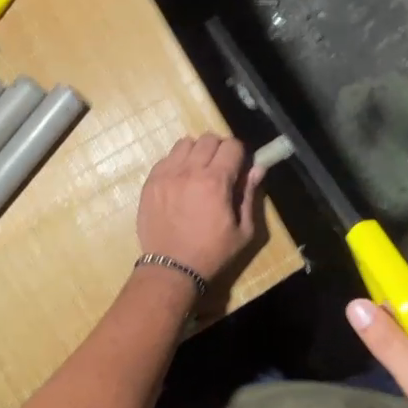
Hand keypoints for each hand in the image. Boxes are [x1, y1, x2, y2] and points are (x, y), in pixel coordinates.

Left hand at [137, 134, 263, 278]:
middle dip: (220, 149)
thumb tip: (257, 169)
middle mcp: (190, 171)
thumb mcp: (243, 230)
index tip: (239, 167)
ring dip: (197, 152)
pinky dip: (177, 163)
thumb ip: (249, 195)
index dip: (240, 154)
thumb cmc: (212, 253)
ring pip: (185, 143)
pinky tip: (180, 181)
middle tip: (221, 168)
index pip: (232, 145)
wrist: (171, 268)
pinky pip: (166, 158)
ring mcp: (167, 174)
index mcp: (216, 181)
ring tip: (198, 171)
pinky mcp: (151, 182)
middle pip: (209, 138)